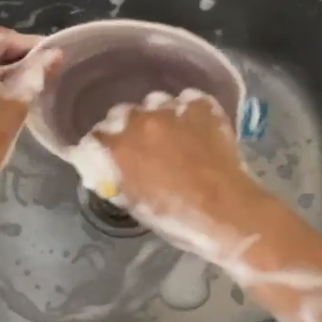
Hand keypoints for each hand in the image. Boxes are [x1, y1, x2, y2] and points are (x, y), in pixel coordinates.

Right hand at [93, 89, 269, 234]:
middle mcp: (140, 121)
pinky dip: (187, 113)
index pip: (95, 137)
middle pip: (122, 114)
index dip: (101, 147)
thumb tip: (114, 170)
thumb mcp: (135, 204)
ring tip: (172, 136)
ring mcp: (172, 110)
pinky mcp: (201, 108)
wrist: (227, 211)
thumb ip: (119, 179)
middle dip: (128, 128)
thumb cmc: (177, 219)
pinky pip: (187, 102)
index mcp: (118, 148)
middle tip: (143, 147)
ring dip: (157, 117)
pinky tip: (195, 129)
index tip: (109, 155)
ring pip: (155, 103)